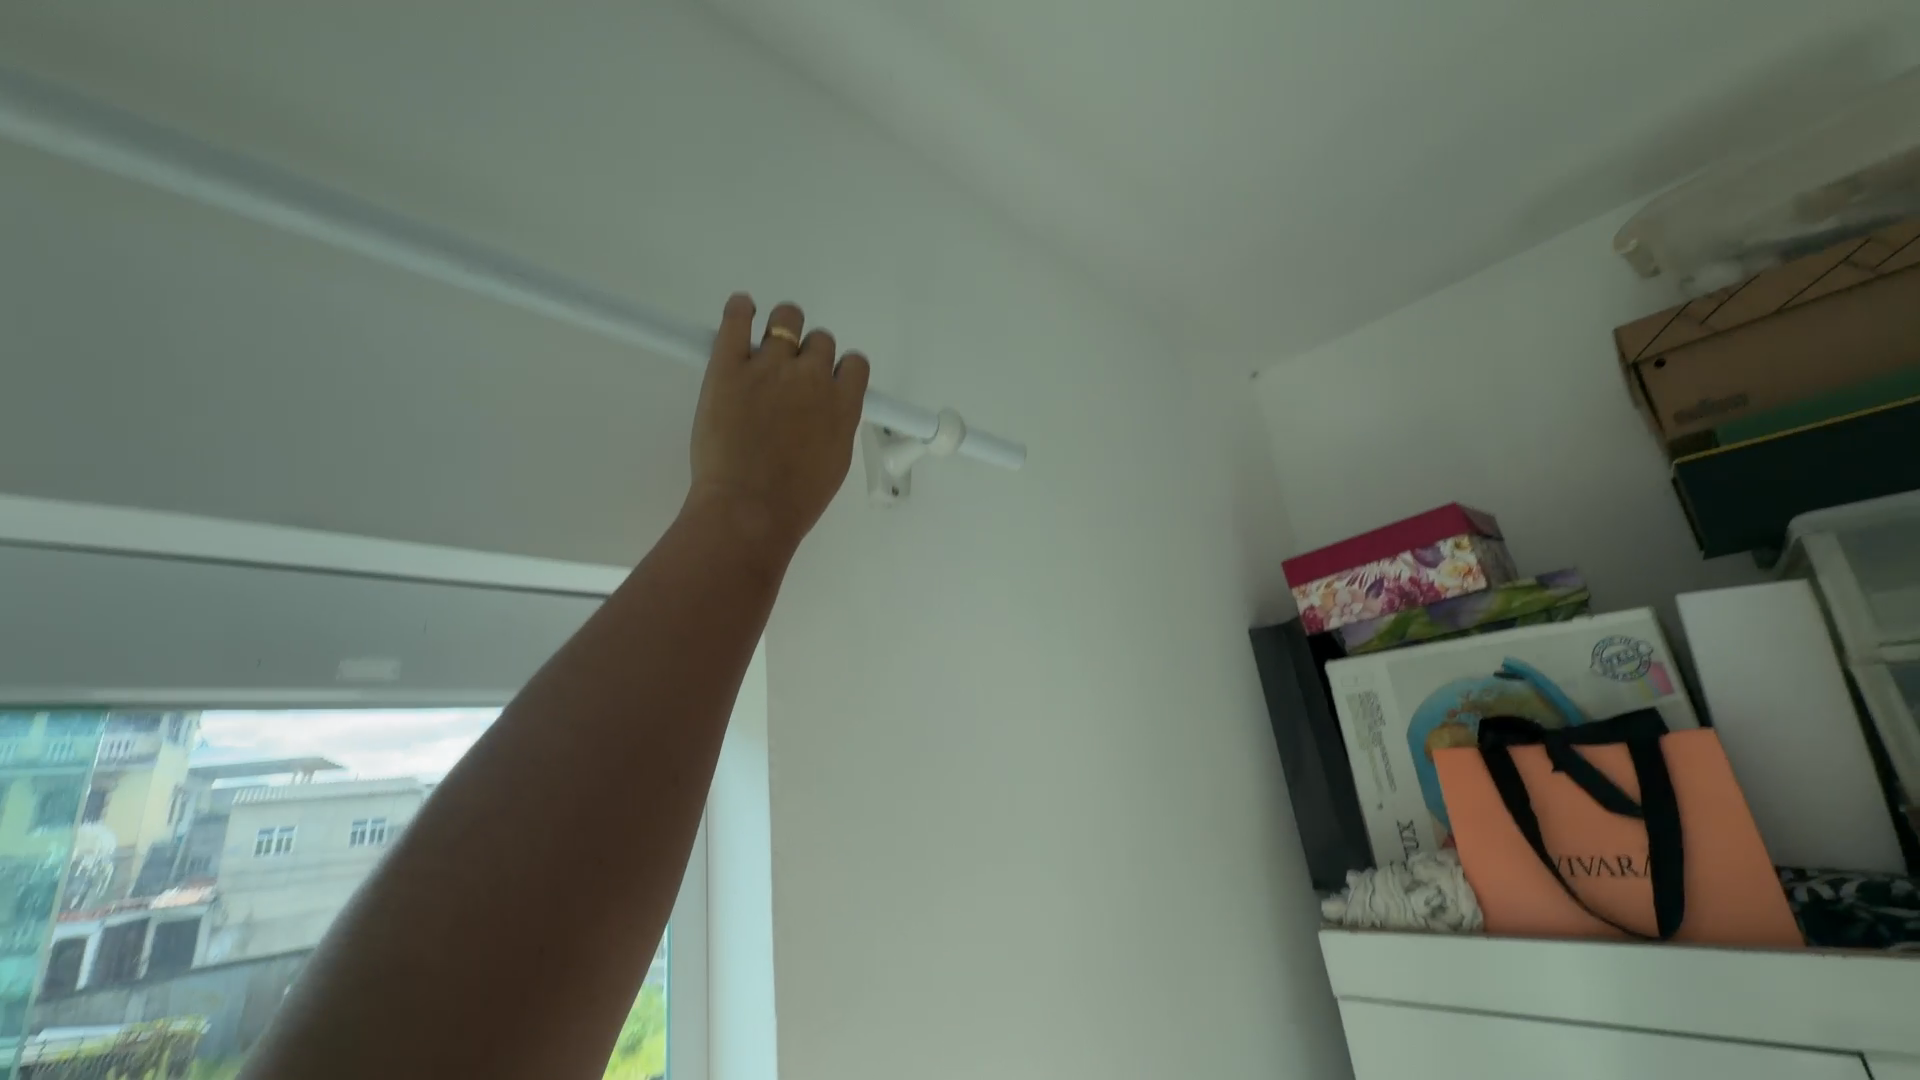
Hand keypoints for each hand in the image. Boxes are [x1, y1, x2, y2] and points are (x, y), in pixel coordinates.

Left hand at [685, 294, 869, 559]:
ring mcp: (769, 367)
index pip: (854, 364)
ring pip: (786, 320)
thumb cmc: (794, 500)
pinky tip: (741, 310)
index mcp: (842, 404)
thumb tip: (824, 414)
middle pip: (819, 341)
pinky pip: (737, 319)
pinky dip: (740, 310)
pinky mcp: (728, 365)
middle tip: (788, 376)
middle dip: (808, 354)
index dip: (838, 370)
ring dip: (781, 328)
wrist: (749, 508)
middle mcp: (811, 377)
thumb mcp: (833, 463)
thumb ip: (834, 427)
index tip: (825, 381)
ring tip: (766, 342)